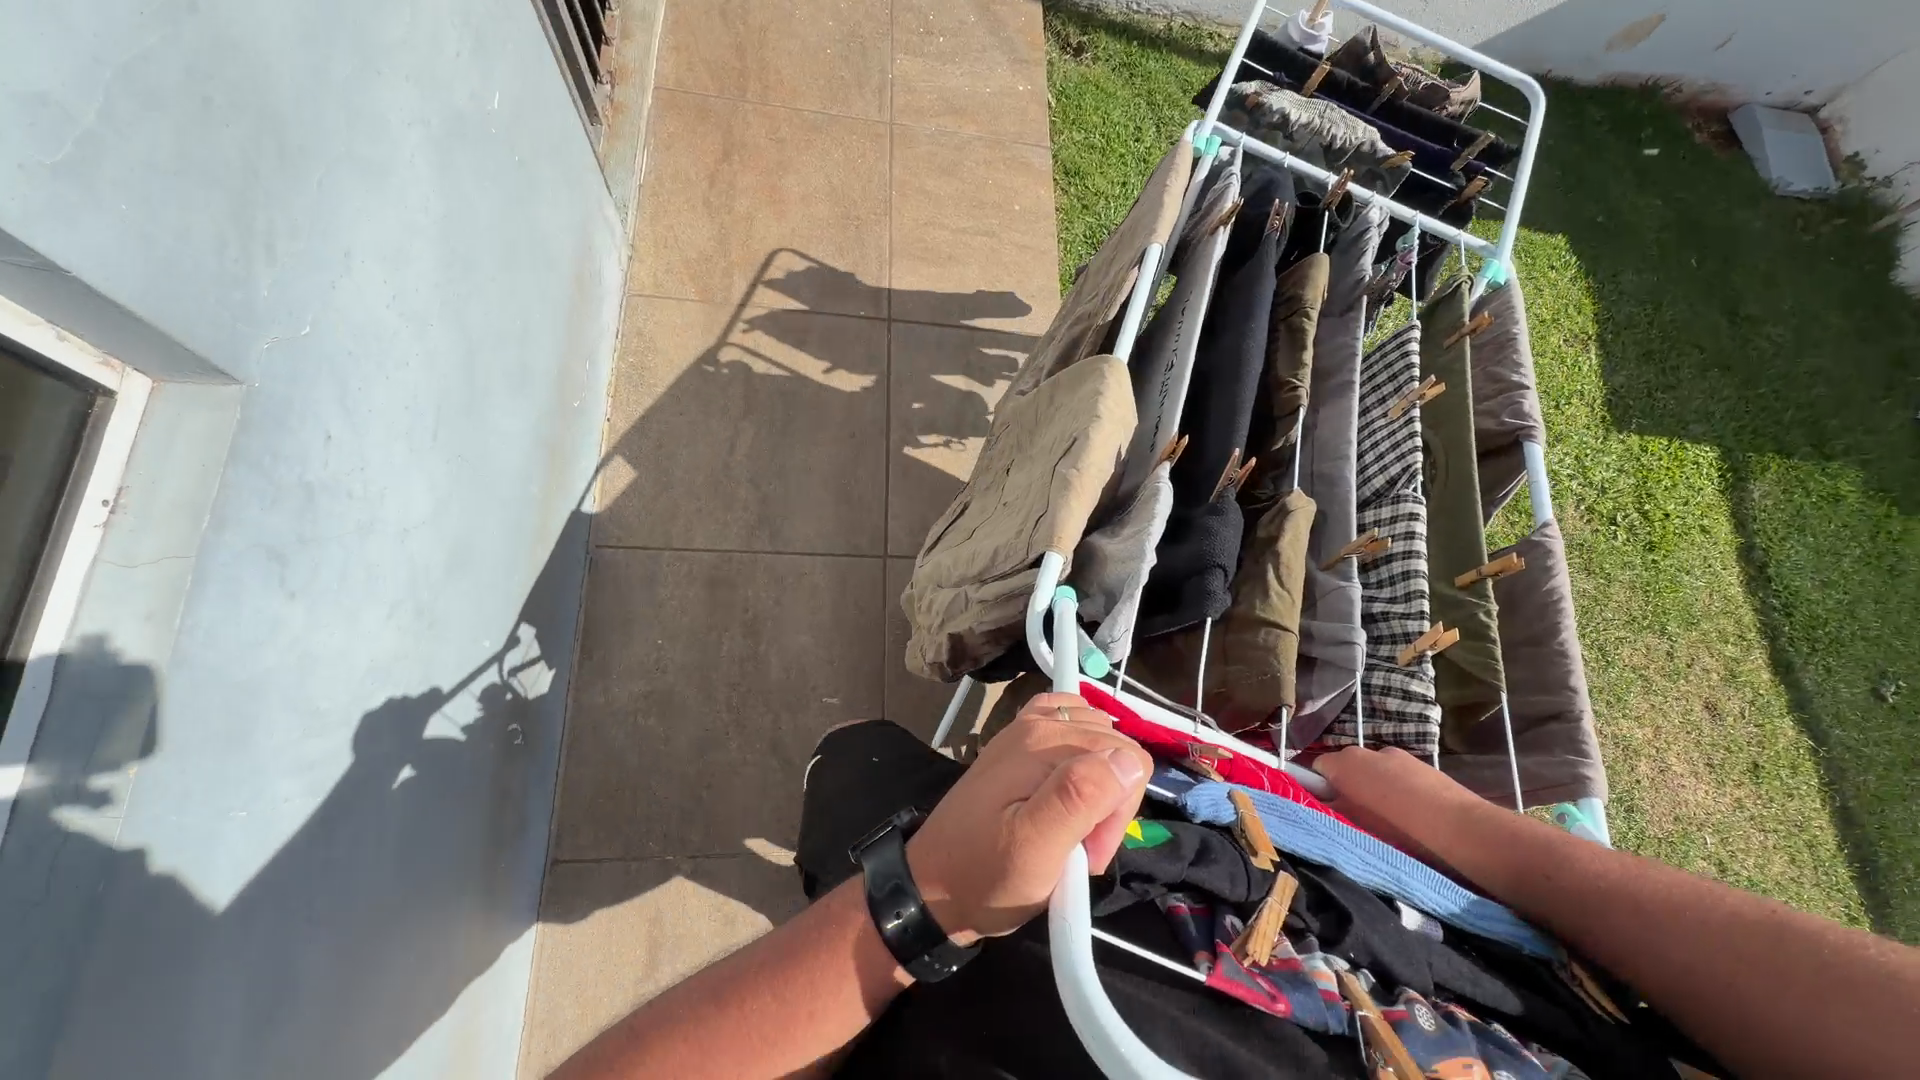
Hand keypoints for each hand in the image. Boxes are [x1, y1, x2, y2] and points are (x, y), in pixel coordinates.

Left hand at [906, 693, 1152, 943]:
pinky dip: (1081, 758)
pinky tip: (1067, 790)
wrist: (931, 886)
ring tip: (1067, 828)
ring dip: (1096, 787)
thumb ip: (1082, 797)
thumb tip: (1127, 759)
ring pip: (1099, 742)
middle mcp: (1037, 725)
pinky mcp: (1019, 745)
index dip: (1120, 812)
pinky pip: (1071, 726)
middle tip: (1076, 849)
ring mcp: (1026, 731)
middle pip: (1116, 748)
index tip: (1089, 850)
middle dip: (1109, 803)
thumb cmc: (985, 875)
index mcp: (1043, 743)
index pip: (1130, 760)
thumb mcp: (1036, 848)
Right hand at [1311, 745, 1492, 868]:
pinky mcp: (1423, 765)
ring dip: (1374, 789)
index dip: (1318, 788)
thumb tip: (1316, 803)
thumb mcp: (1354, 824)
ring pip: (1374, 771)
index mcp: (1345, 763)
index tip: (1327, 809)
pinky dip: (1399, 791)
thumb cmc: (1398, 829)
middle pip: (1346, 767)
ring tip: (1389, 819)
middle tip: (1356, 818)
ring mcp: (1398, 756)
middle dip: (1348, 788)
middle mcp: (1368, 751)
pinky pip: (1399, 776)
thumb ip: (1330, 809)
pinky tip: (1412, 816)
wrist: (1461, 829)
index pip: (1317, 767)